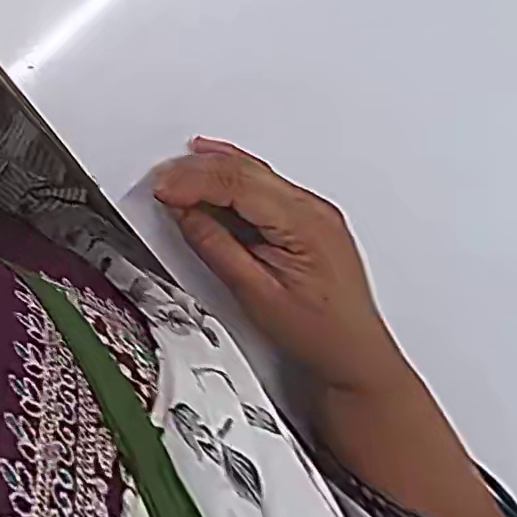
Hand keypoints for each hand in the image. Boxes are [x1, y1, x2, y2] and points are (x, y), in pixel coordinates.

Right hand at [153, 137, 411, 394]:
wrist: (356, 359)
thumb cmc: (318, 334)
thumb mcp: (254, 293)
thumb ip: (213, 244)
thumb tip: (180, 210)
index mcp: (305, 224)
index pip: (237, 183)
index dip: (192, 181)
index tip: (162, 190)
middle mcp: (311, 208)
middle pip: (241, 170)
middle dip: (193, 171)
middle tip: (160, 183)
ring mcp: (309, 207)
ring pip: (248, 168)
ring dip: (206, 167)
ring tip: (172, 176)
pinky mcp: (301, 212)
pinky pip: (257, 177)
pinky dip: (226, 169)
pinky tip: (207, 157)